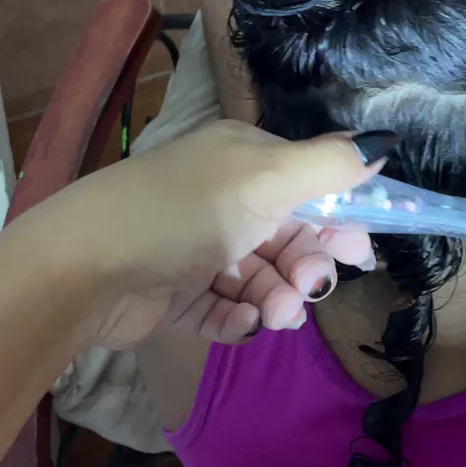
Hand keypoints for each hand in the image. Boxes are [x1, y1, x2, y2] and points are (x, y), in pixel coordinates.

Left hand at [15, 120, 388, 349]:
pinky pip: (223, 307)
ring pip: (259, 278)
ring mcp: (196, 248)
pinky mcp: (175, 293)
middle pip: (287, 237)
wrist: (83, 269)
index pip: (308, 187)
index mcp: (244, 162)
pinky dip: (238, 317)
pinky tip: (242, 321)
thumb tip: (382, 144)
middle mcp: (222, 200)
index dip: (339, 219)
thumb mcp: (266, 178)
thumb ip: (329, 165)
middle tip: (309, 288)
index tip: (361, 253)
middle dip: (306, 267)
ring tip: (274, 314)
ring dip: (277, 297)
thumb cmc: (184, 213)